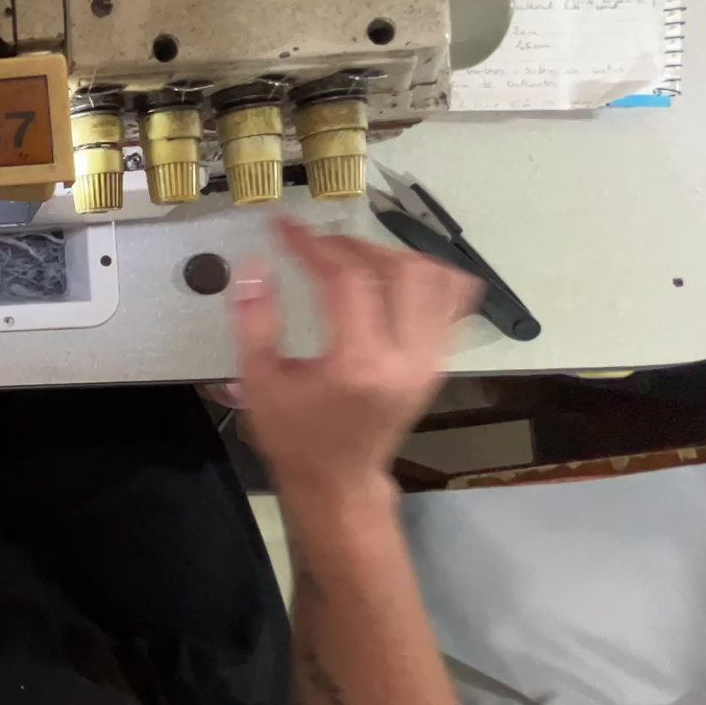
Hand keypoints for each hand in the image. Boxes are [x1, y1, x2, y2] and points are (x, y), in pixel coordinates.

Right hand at [230, 216, 482, 501]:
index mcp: (358, 364)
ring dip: (392, 256)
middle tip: (317, 243)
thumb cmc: (290, 432)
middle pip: (402, 270)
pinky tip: (385, 276)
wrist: (337, 477)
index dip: (312, 245)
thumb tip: (253, 266)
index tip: (283, 227)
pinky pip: (451, 301)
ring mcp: (432, 359)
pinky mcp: (439, 360)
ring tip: (351, 257)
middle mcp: (408, 358)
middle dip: (355, 245)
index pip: (347, 280)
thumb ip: (254, 321)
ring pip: (438, 279)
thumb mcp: (257, 379)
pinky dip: (421, 276)